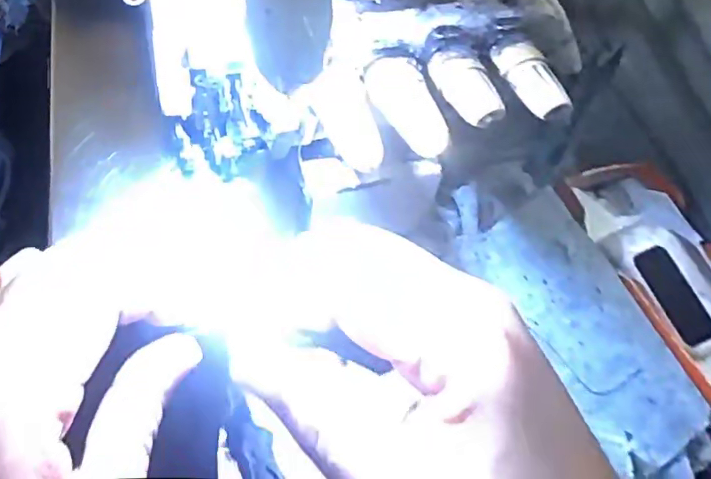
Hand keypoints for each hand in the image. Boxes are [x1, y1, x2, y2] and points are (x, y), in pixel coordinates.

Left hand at [0, 239, 202, 478]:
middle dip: (123, 274)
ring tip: (128, 307)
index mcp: (12, 390)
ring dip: (85, 276)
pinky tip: (69, 314)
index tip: (190, 318)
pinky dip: (41, 287)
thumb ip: (136, 411)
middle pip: (64, 268)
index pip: (98, 291)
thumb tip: (183, 346)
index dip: (152, 291)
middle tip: (166, 309)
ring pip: (28, 271)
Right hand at [230, 222, 608, 478]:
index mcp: (457, 325)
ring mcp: (480, 305)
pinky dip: (357, 306)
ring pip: (378, 265)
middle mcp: (469, 293)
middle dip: (299, 276)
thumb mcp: (392, 475)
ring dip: (325, 288)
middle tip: (252, 319)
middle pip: (361, 253)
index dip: (278, 290)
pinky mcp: (480, 325)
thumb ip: (315, 404)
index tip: (230, 314)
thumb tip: (246, 346)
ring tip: (282, 330)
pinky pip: (402, 292)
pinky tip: (331, 340)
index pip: (342, 277)